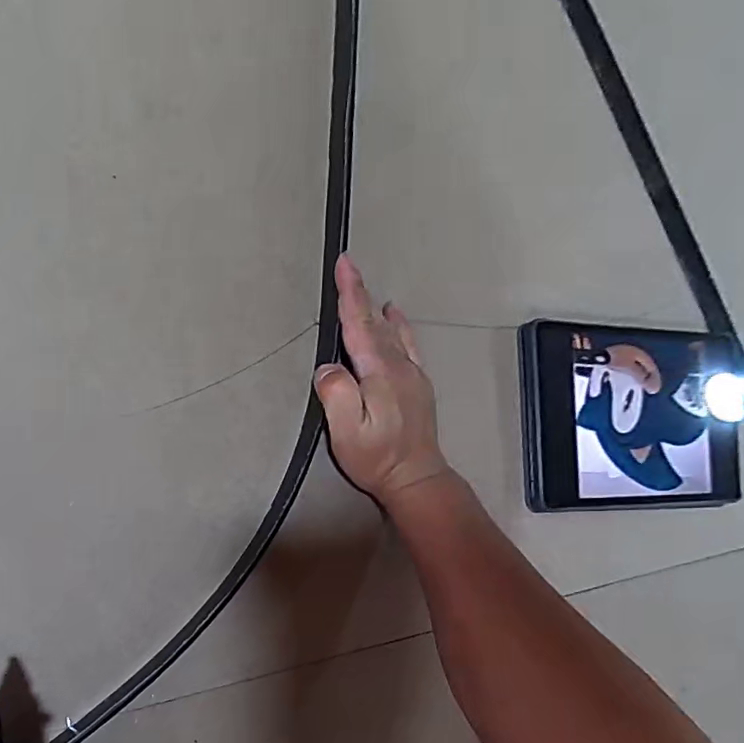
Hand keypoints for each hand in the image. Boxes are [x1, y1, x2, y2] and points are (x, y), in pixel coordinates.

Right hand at [314, 254, 451, 504]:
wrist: (416, 478)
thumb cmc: (376, 458)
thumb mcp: (346, 432)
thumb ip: (336, 394)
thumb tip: (326, 367)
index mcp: (379, 373)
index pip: (360, 325)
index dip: (350, 293)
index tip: (344, 264)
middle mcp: (399, 366)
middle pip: (375, 322)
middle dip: (359, 293)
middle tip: (348, 267)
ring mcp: (412, 375)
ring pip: (392, 330)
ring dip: (375, 307)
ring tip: (366, 289)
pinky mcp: (417, 386)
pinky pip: (407, 344)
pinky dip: (399, 325)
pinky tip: (395, 316)